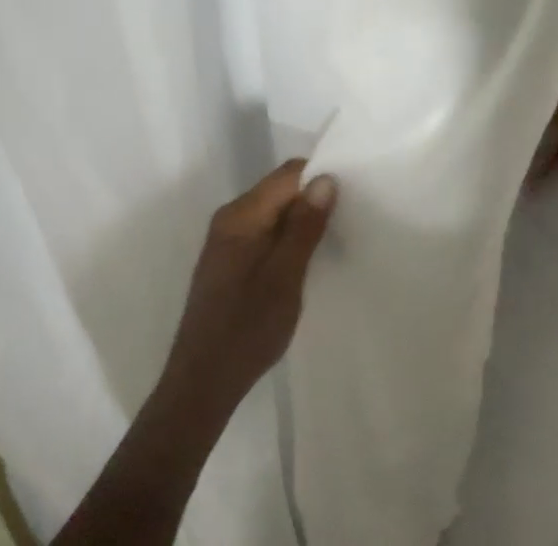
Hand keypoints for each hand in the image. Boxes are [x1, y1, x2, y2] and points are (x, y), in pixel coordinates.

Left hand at [160, 160, 337, 410]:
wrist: (203, 382)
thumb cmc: (247, 329)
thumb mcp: (285, 277)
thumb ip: (304, 227)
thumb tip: (325, 179)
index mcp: (240, 215)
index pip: (288, 174)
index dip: (321, 178)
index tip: (354, 194)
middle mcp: (231, 219)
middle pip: (281, 190)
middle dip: (315, 199)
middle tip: (352, 218)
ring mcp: (228, 241)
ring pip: (275, 213)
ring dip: (304, 222)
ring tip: (338, 238)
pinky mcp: (231, 261)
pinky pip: (267, 233)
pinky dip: (290, 239)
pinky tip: (310, 260)